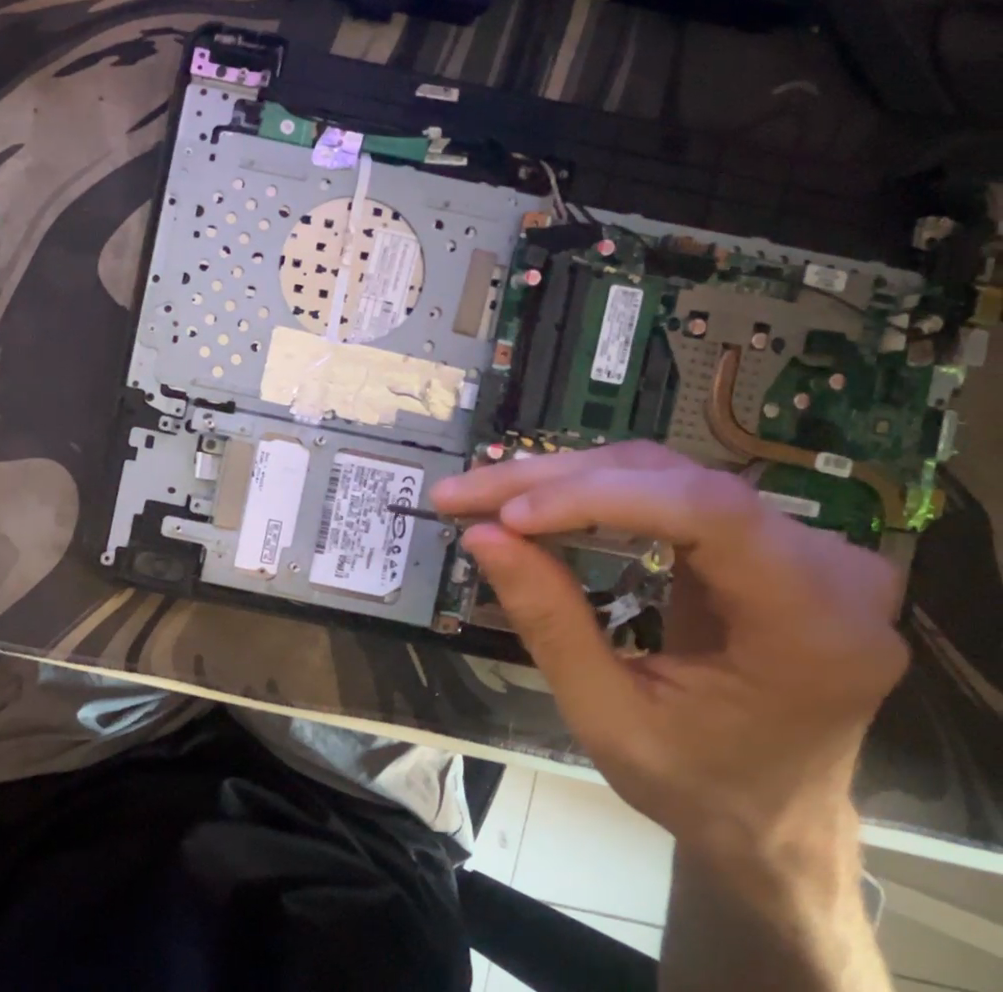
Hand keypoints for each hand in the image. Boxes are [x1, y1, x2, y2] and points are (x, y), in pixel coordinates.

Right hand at [432, 442, 909, 857]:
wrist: (769, 816)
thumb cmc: (696, 782)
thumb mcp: (607, 716)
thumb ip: (551, 623)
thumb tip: (481, 535)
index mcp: (813, 628)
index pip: (710, 515)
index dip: (598, 499)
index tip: (505, 518)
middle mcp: (830, 570)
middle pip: (678, 483)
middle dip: (557, 484)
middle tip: (461, 496)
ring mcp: (806, 549)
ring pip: (666, 476)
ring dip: (564, 482)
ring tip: (480, 497)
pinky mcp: (769, 545)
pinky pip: (670, 495)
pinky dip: (591, 496)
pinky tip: (533, 505)